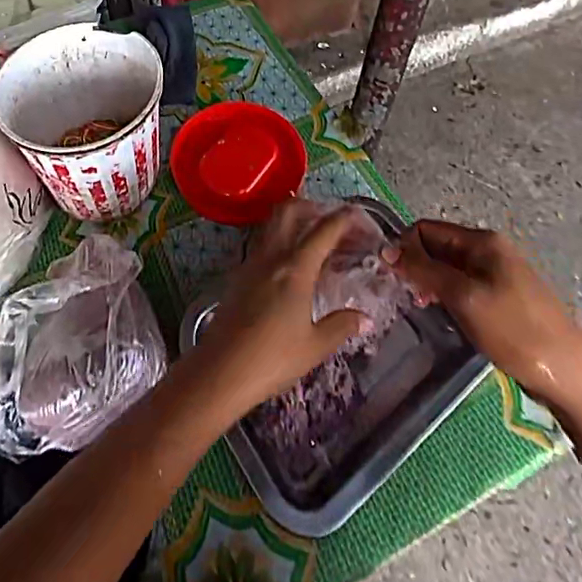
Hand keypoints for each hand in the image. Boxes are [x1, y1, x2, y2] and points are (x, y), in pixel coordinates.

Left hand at [186, 199, 371, 414]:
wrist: (217, 374)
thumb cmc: (271, 360)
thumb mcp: (314, 346)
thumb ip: (341, 326)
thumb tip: (364, 318)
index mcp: (296, 268)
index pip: (324, 230)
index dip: (344, 218)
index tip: (358, 215)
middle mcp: (272, 257)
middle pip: (289, 210)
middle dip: (312, 207)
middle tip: (330, 223)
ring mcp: (250, 265)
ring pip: (271, 224)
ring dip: (292, 221)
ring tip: (311, 239)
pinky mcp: (237, 278)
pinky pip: (261, 245)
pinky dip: (278, 242)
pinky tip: (288, 267)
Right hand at [391, 220, 581, 408]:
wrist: (566, 371)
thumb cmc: (514, 331)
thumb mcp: (465, 297)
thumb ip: (426, 270)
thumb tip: (389, 249)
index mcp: (483, 241)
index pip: (428, 229)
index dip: (405, 247)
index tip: (388, 275)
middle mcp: (490, 250)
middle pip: (439, 246)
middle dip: (416, 265)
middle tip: (400, 295)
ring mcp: (498, 274)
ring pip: (450, 268)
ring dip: (430, 283)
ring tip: (418, 308)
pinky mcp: (502, 298)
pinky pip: (464, 287)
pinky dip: (447, 296)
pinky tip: (442, 316)